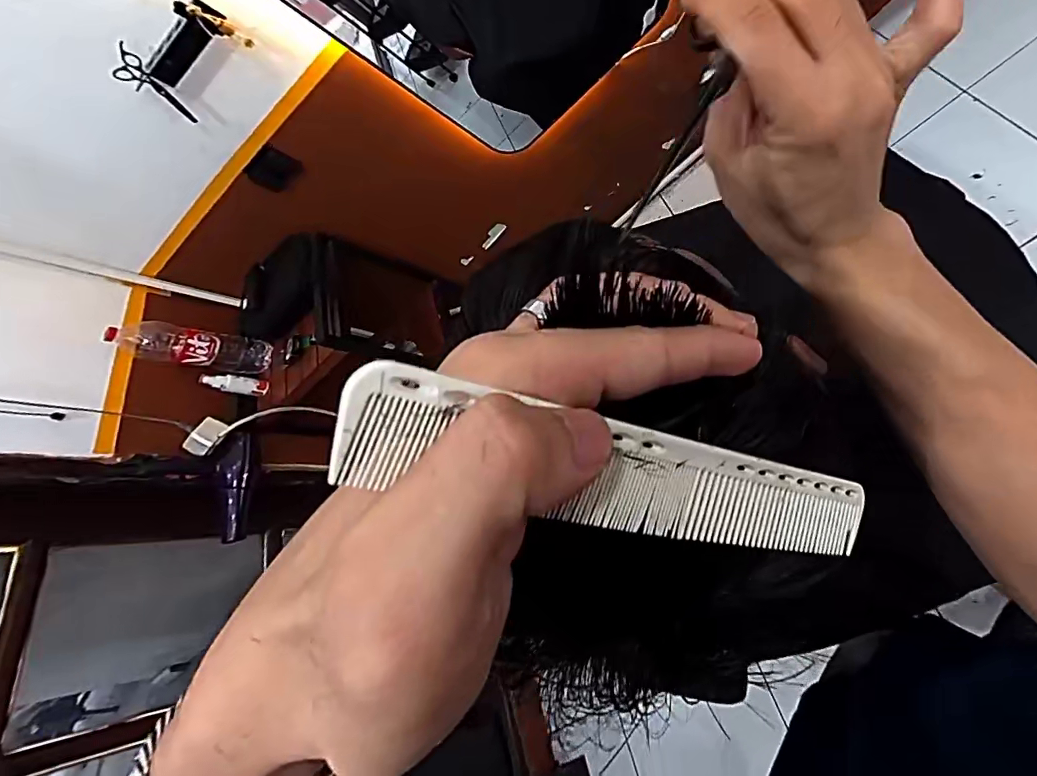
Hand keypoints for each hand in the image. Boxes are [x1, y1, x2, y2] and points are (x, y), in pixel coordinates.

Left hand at [155, 323, 760, 775]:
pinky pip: (560, 426)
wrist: (294, 699)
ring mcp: (470, 444)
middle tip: (734, 340)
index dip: (669, 348)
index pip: (584, 357)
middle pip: (578, 347)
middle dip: (660, 337)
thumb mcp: (420, 556)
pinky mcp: (479, 485)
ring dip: (637, 365)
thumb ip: (495, 465)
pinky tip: (633, 418)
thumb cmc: (355, 641)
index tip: (742, 346)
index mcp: (464, 406)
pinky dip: (609, 409)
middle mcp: (466, 406)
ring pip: (569, 378)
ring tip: (700, 365)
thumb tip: (589, 430)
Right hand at [685, 0, 962, 286]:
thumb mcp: (725, 156)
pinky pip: (931, 20)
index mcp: (803, 110)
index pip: (755, 21)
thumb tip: (732, 38)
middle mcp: (850, 81)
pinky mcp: (893, 75)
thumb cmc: (778, 212)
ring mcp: (878, 74)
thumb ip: (729, 89)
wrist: (834, 236)